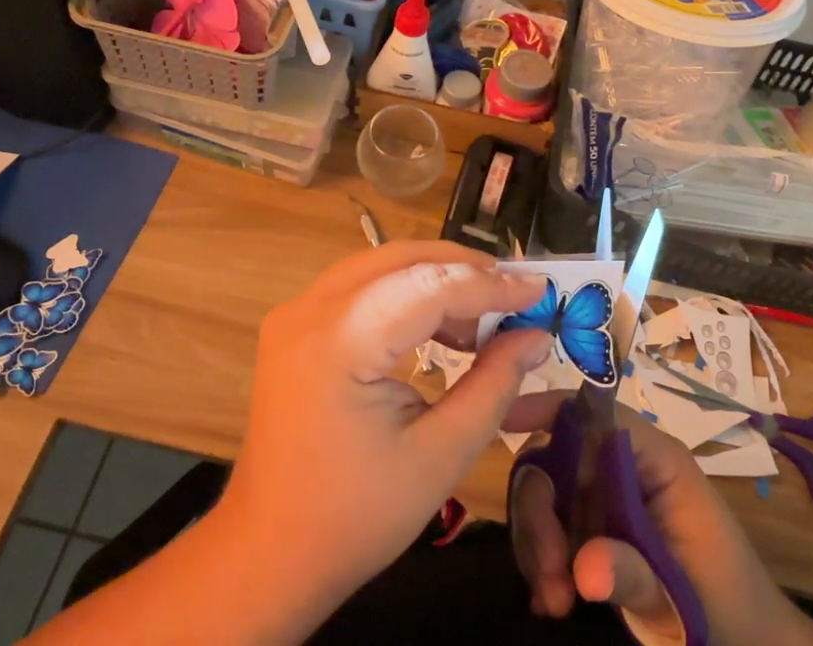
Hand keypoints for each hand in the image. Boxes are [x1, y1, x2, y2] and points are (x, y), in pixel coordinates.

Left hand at [213, 241, 551, 613]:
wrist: (271, 551)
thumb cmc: (356, 516)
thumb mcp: (440, 455)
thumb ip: (493, 385)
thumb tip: (536, 336)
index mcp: (339, 342)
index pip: (429, 286)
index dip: (490, 286)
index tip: (541, 291)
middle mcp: (308, 311)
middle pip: (400, 260)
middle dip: (464, 271)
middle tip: (516, 297)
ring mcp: (294, 316)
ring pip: (379, 267)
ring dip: (435, 281)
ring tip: (484, 321)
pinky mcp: (294, 329)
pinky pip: (360, 290)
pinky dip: (405, 297)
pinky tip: (440, 331)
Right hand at [505, 393, 812, 645]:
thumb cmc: (729, 615)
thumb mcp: (684, 603)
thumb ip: (635, 578)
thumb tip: (583, 566)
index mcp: (658, 462)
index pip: (593, 413)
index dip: (545, 408)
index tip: (501, 422)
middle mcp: (627, 468)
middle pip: (556, 456)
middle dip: (539, 511)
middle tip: (549, 574)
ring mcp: (608, 497)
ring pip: (546, 493)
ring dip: (537, 543)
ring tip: (554, 600)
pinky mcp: (596, 526)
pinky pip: (551, 525)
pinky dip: (542, 559)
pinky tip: (552, 601)